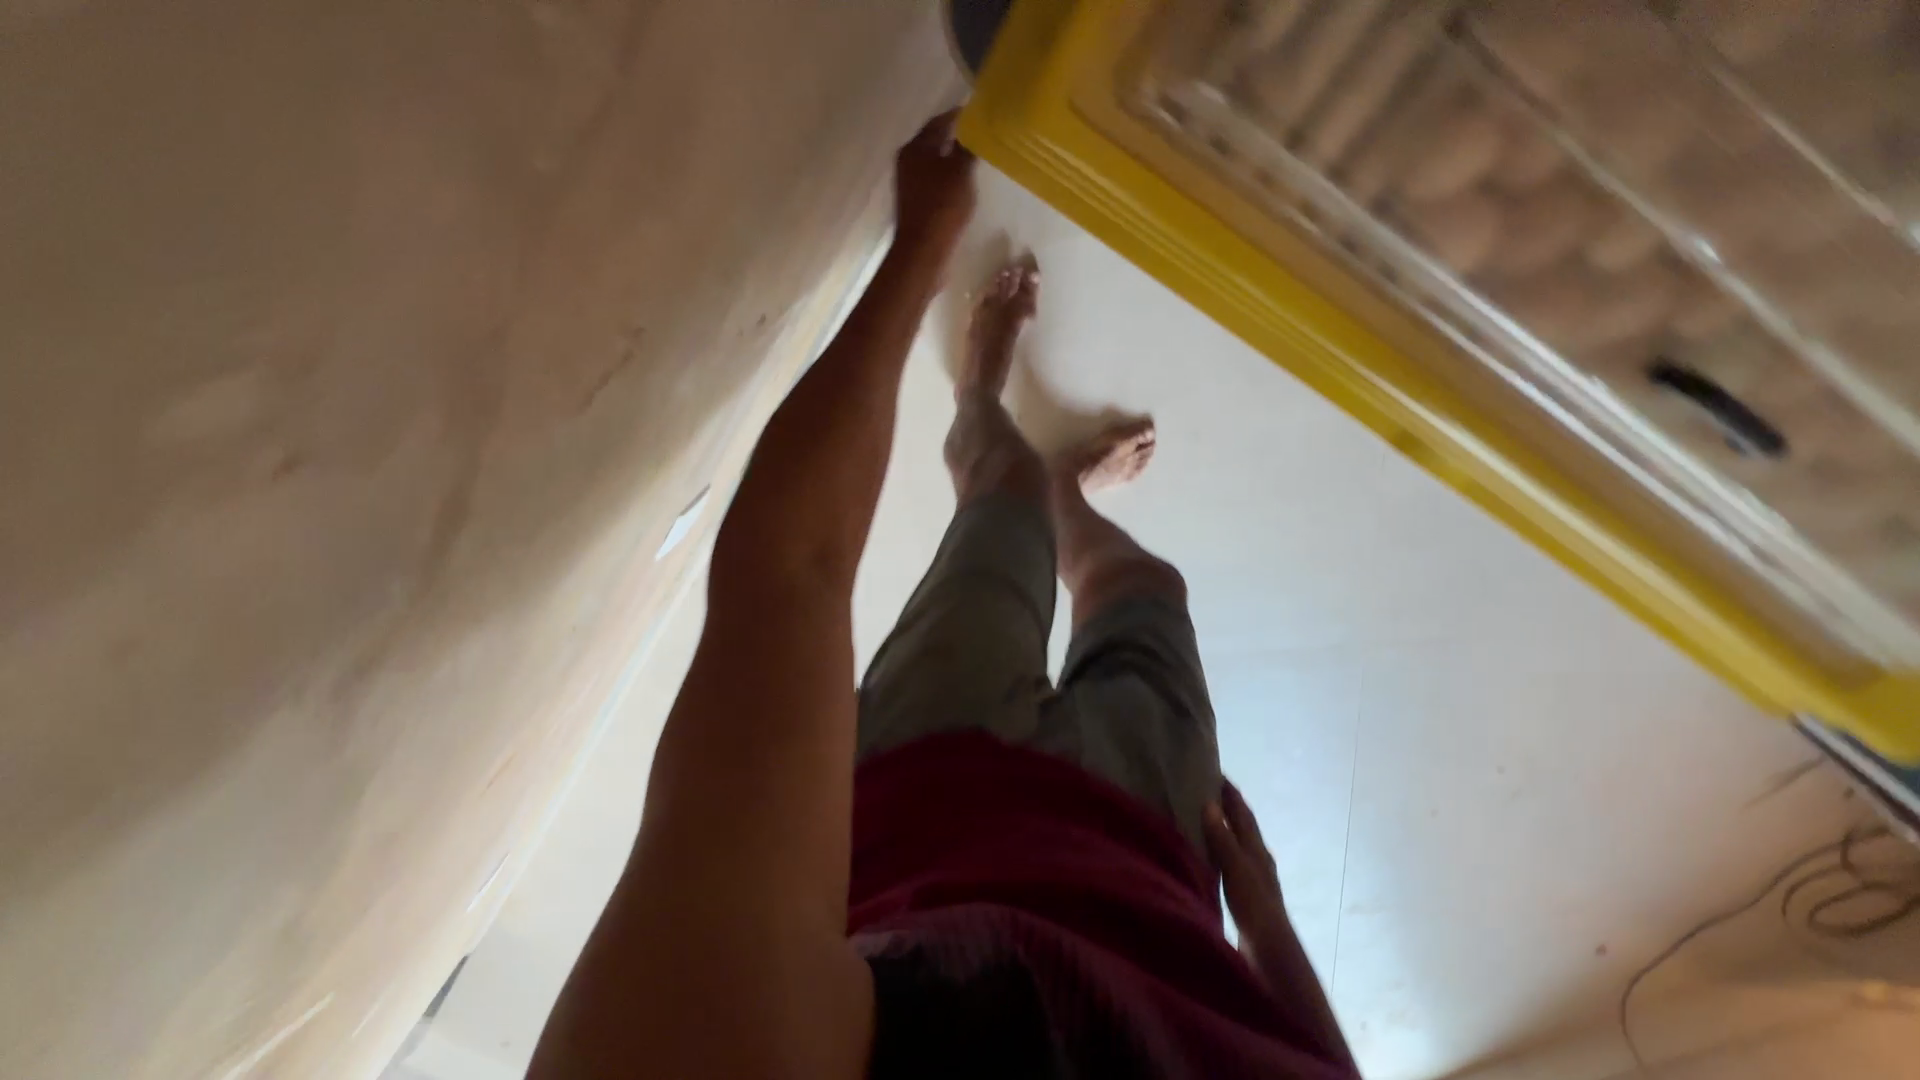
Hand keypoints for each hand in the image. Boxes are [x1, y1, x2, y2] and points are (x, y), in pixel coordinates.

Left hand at [893, 109, 976, 254]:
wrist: (923, 249)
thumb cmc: (942, 205)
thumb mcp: (960, 171)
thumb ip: (967, 146)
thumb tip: (972, 128)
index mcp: (915, 147)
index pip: (938, 122)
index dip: (958, 116)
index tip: (978, 113)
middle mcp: (906, 160)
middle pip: (933, 141)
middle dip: (954, 136)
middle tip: (978, 133)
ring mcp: (907, 182)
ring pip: (932, 161)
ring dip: (950, 157)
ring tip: (973, 156)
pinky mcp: (913, 201)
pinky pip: (932, 179)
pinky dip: (946, 175)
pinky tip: (961, 180)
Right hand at [1203, 780, 1285, 947]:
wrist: (1270, 949)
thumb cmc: (1254, 905)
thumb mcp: (1236, 868)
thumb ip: (1223, 838)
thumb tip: (1209, 804)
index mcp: (1256, 848)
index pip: (1242, 811)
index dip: (1230, 791)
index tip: (1213, 770)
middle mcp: (1257, 857)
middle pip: (1242, 825)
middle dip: (1227, 806)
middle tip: (1203, 788)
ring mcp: (1253, 876)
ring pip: (1238, 843)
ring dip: (1223, 827)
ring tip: (1201, 817)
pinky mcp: (1245, 893)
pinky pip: (1230, 861)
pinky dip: (1219, 850)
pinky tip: (1209, 856)